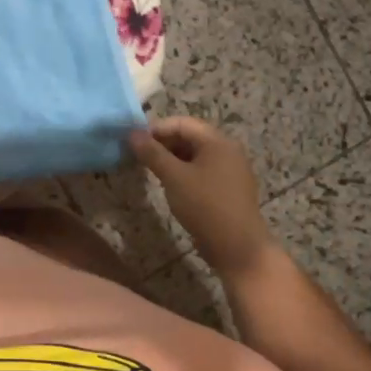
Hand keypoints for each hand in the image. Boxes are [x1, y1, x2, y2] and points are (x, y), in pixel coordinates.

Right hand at [128, 117, 275, 274]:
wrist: (238, 246)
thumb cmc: (205, 205)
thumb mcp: (174, 177)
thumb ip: (152, 153)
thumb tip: (132, 133)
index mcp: (217, 142)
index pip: (182, 123)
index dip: (156, 129)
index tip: (133, 143)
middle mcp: (227, 150)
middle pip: (190, 137)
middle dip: (163, 143)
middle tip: (139, 157)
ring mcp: (230, 170)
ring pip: (195, 155)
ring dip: (172, 158)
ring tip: (151, 171)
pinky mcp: (229, 188)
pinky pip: (203, 170)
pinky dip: (184, 172)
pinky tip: (171, 185)